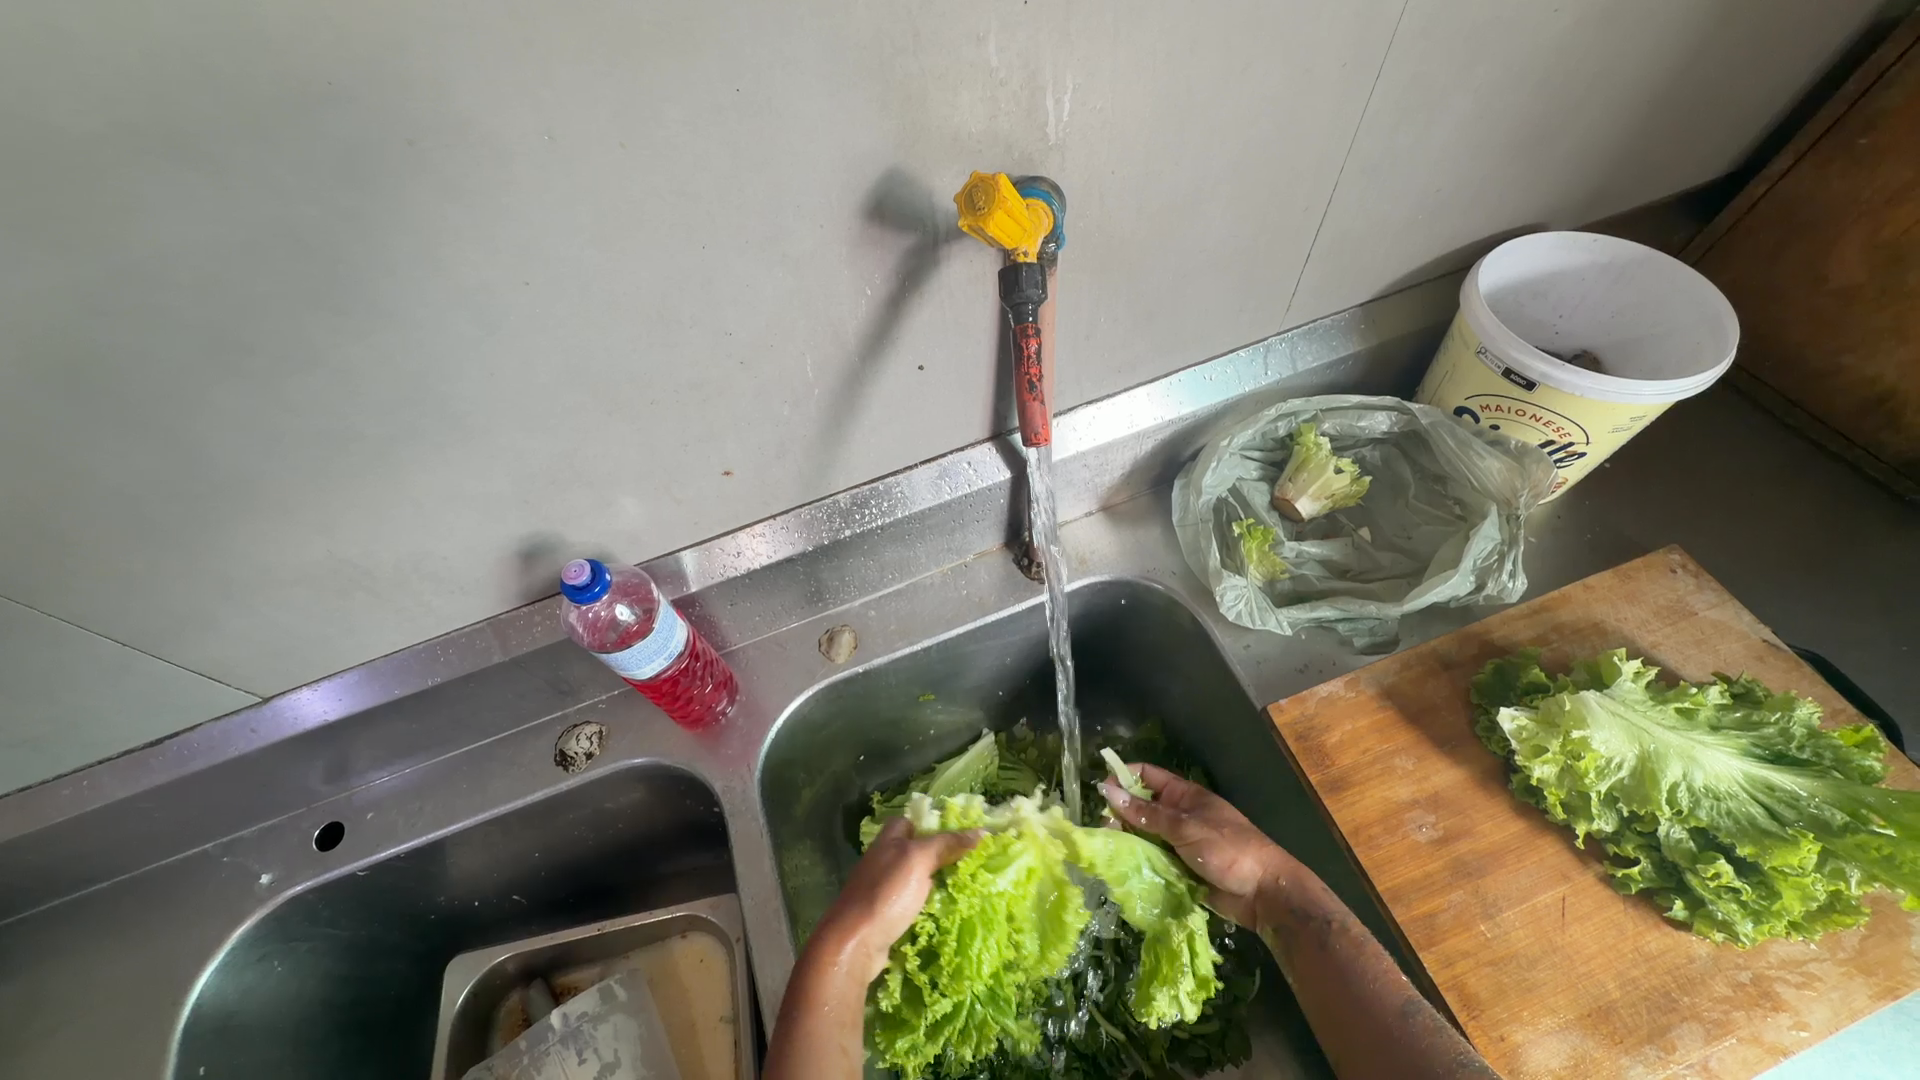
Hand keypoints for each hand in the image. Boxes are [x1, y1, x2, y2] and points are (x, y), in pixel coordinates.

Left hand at [810, 817, 979, 983]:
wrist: (855, 943)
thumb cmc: (887, 893)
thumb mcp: (919, 860)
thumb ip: (946, 844)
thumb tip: (981, 832)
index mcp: (887, 841)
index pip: (908, 822)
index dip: (930, 825)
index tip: (957, 834)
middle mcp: (881, 861)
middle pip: (912, 851)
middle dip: (937, 856)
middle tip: (967, 862)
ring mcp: (880, 890)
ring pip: (911, 880)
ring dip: (932, 884)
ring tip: (961, 886)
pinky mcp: (882, 917)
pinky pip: (908, 905)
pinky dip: (923, 907)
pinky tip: (940, 912)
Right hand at [1101, 763, 1298, 929]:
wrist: (1264, 893)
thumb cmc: (1229, 849)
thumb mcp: (1185, 828)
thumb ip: (1146, 813)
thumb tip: (1108, 791)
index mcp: (1184, 795)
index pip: (1146, 775)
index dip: (1123, 777)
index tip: (1100, 791)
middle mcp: (1178, 815)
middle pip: (1140, 807)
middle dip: (1119, 813)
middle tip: (1102, 828)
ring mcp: (1178, 843)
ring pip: (1143, 835)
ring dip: (1126, 839)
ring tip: (1107, 849)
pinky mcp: (1179, 868)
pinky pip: (1152, 860)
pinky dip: (1137, 862)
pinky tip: (1120, 867)